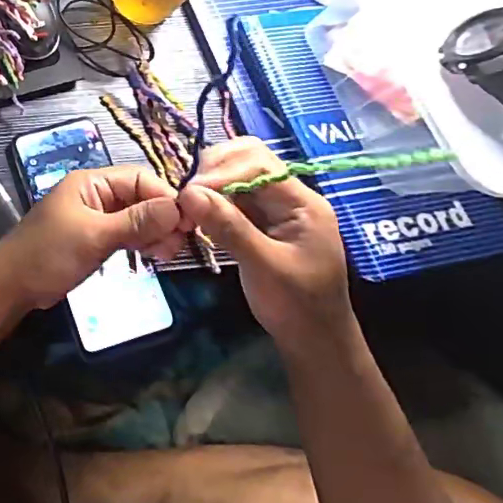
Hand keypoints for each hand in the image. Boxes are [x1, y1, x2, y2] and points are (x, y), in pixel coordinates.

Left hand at [0, 166, 189, 310]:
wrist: (13, 285)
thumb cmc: (49, 254)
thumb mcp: (94, 236)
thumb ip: (135, 221)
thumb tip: (177, 207)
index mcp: (91, 182)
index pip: (140, 178)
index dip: (166, 198)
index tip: (188, 224)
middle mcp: (96, 194)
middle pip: (141, 197)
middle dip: (162, 218)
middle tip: (175, 246)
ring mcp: (96, 216)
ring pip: (137, 217)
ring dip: (155, 233)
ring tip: (164, 255)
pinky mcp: (96, 237)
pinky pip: (128, 233)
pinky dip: (142, 242)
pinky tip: (152, 257)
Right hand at [176, 138, 352, 345]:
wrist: (315, 344)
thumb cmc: (298, 308)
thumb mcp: (264, 268)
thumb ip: (229, 227)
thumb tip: (188, 193)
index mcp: (304, 203)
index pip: (258, 164)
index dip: (221, 172)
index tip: (188, 193)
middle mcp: (290, 196)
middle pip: (247, 158)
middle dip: (214, 169)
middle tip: (186, 194)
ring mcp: (274, 207)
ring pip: (235, 174)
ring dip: (209, 183)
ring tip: (187, 204)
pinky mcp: (259, 219)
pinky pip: (231, 195)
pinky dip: (210, 199)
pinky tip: (196, 214)